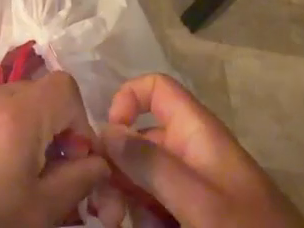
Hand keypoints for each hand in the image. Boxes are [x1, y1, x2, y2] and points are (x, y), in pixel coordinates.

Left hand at [0, 72, 110, 227]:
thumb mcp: (38, 210)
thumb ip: (77, 180)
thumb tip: (98, 163)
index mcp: (18, 112)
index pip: (66, 87)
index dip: (79, 121)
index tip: (74, 158)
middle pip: (38, 94)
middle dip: (53, 128)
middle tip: (50, 172)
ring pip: (10, 102)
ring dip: (25, 130)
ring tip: (17, 175)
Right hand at [99, 74, 303, 227]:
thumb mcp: (198, 201)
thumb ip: (151, 164)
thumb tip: (105, 130)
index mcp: (198, 132)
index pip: (156, 89)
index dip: (127, 101)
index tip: (110, 140)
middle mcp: (193, 151)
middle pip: (141, 139)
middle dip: (118, 168)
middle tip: (106, 207)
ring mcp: (195, 186)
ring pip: (144, 177)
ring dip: (129, 198)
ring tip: (121, 221)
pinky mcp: (196, 215)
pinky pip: (159, 205)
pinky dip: (147, 216)